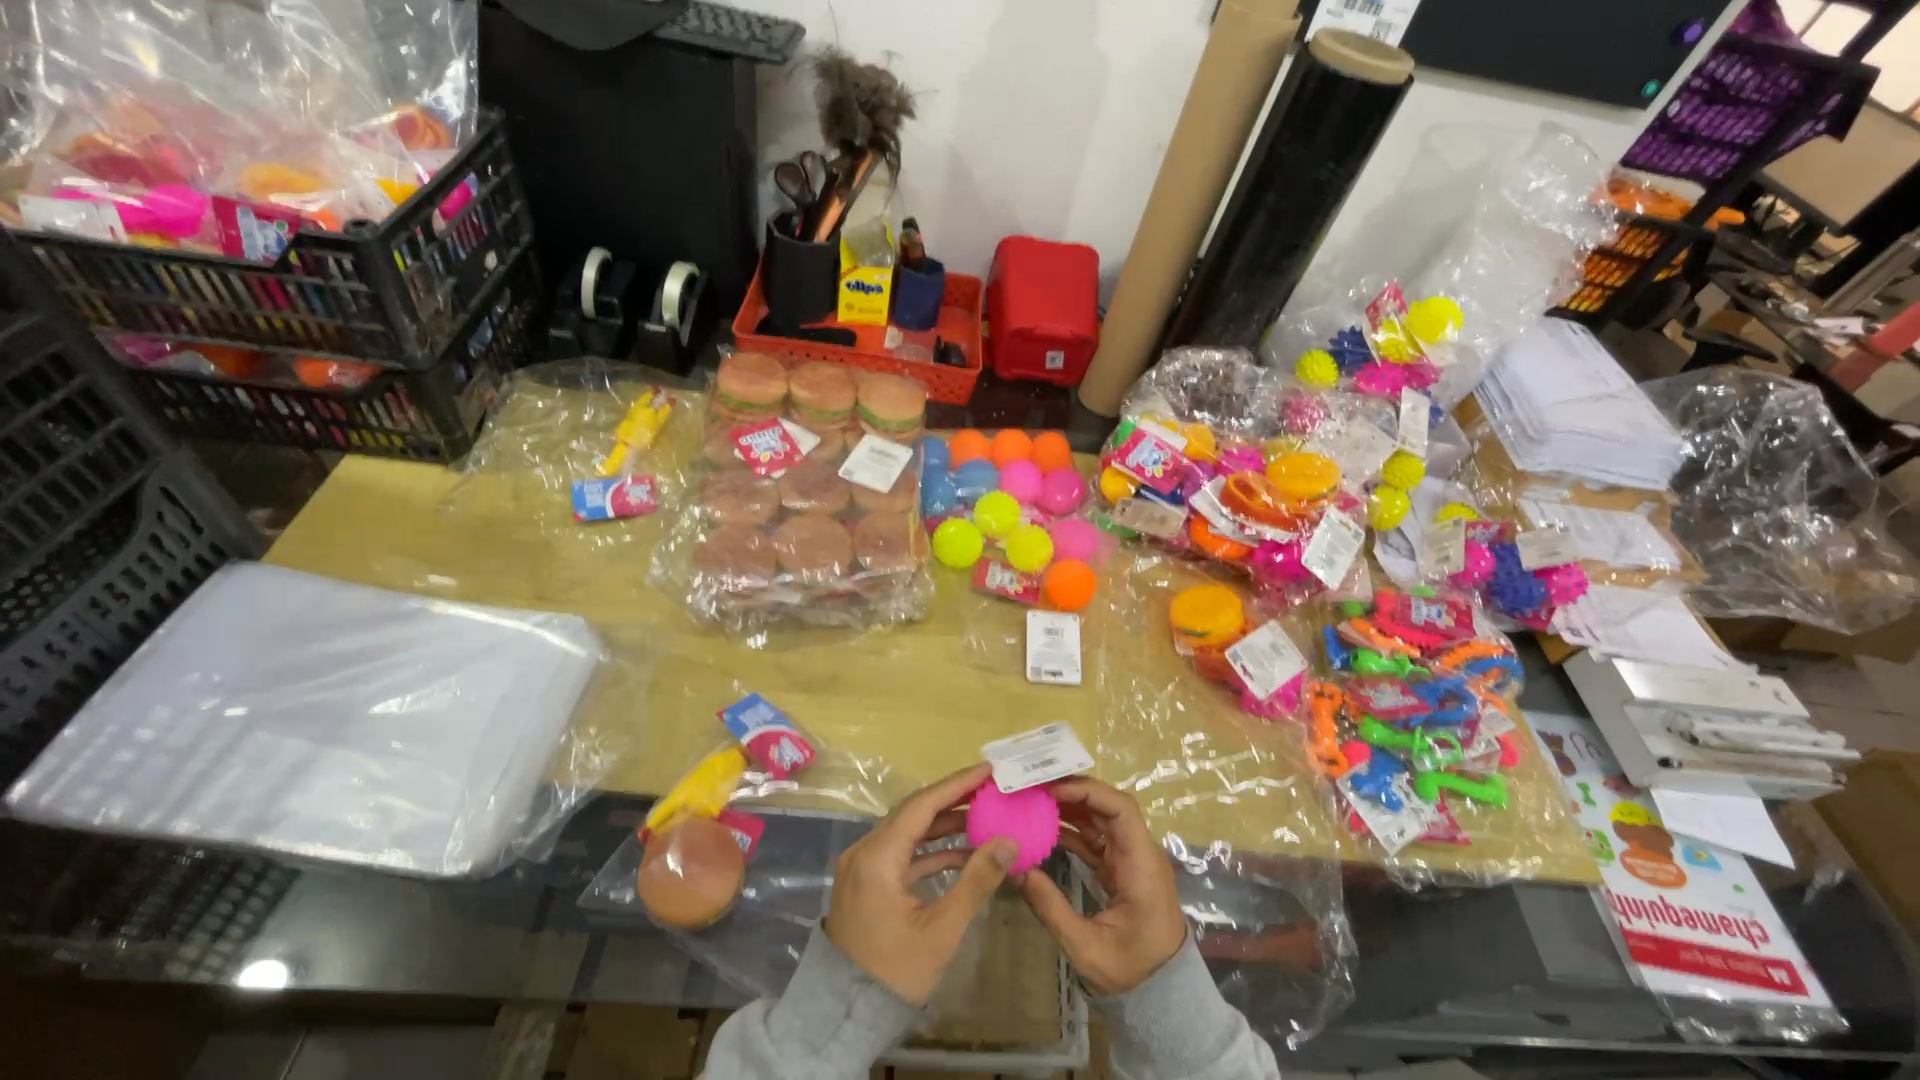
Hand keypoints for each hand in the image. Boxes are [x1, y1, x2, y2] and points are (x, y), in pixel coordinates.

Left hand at [824, 762, 1017, 1004]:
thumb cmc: (895, 971)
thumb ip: (976, 881)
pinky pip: (902, 853)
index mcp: (877, 857)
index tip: (988, 771)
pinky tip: (963, 852)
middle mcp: (864, 851)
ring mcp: (862, 866)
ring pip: (907, 831)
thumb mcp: (941, 929)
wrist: (847, 1012)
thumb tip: (1008, 841)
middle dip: (952, 798)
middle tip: (989, 787)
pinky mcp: (867, 882)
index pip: (921, 805)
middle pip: (912, 812)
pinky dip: (930, 850)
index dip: (956, 785)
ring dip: (943, 824)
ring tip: (983, 815)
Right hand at [1017, 777, 1186, 996]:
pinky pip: (1096, 838)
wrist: (1162, 993)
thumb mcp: (1087, 948)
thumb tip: (1016, 870)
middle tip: (1032, 787)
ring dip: (1069, 807)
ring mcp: (1131, 859)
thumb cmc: (1132, 972)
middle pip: (1108, 806)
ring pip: (1101, 819)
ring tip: (1032, 800)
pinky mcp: (1121, 869)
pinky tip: (1044, 828)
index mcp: (1141, 866)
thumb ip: (1051, 908)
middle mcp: (1140, 853)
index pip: (1121, 809)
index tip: (1050, 789)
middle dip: (1072, 791)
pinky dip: (1071, 829)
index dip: (1087, 792)